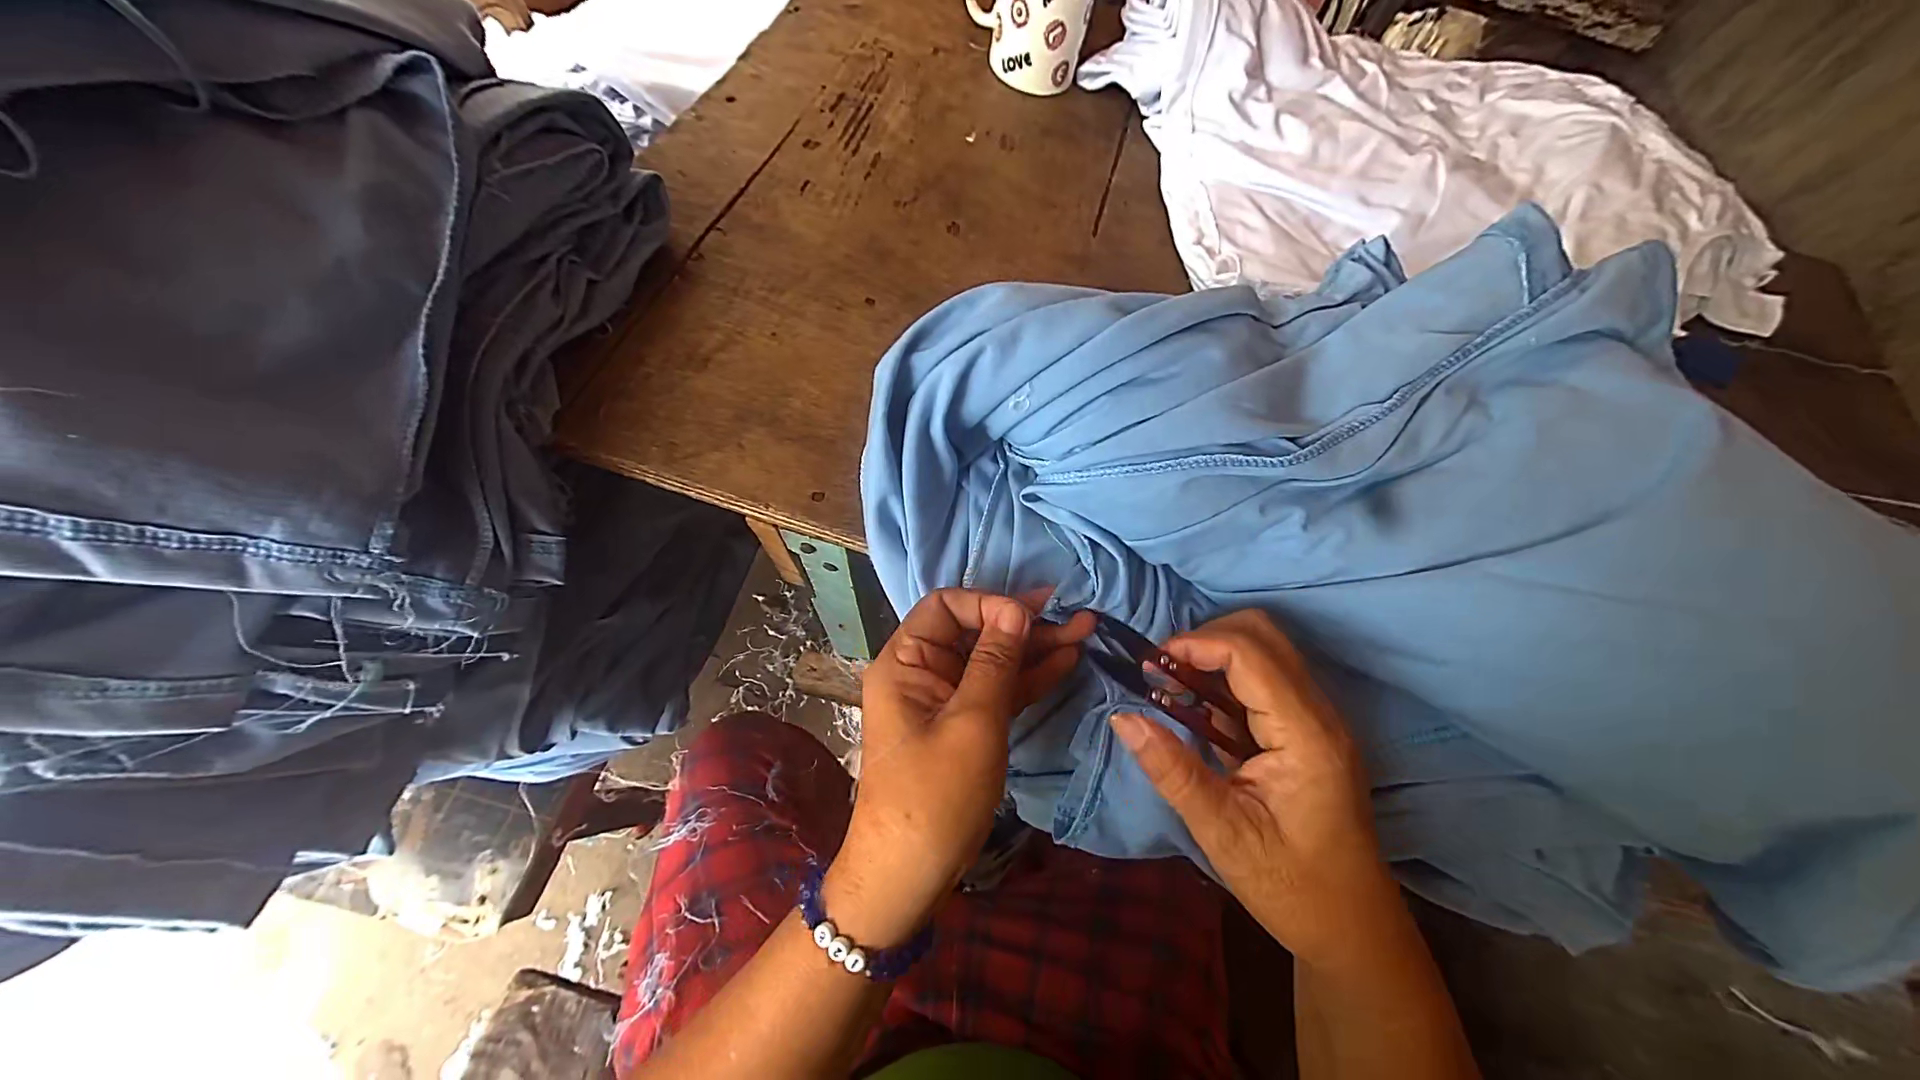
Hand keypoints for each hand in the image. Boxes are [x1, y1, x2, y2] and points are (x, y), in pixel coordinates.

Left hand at [825, 588, 1095, 944]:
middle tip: (1075, 615)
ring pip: (992, 661)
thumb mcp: (972, 722)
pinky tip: (1065, 662)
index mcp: (904, 662)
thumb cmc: (935, 795)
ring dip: (1034, 649)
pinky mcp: (964, 725)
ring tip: (1084, 631)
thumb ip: (995, 662)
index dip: (989, 605)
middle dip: (1023, 624)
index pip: (945, 607)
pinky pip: (997, 690)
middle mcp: (921, 672)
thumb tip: (1015, 609)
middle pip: (974, 632)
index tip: (1031, 617)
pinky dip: (1028, 679)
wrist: (909, 874)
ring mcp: (944, 700)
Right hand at [1108, 609, 1404, 971]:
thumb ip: (1172, 770)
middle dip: (1206, 639)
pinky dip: (1227, 677)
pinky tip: (1199, 710)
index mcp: (1305, 737)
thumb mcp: (1221, 832)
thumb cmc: (1290, 886)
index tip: (1151, 665)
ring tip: (1173, 688)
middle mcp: (1320, 715)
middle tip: (1162, 673)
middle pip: (1264, 635)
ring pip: (1266, 650)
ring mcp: (1319, 720)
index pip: (1251, 653)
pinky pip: (1267, 678)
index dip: (1196, 644)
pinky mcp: (1310, 730)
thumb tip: (1123, 718)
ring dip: (1215, 655)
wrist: (1353, 928)